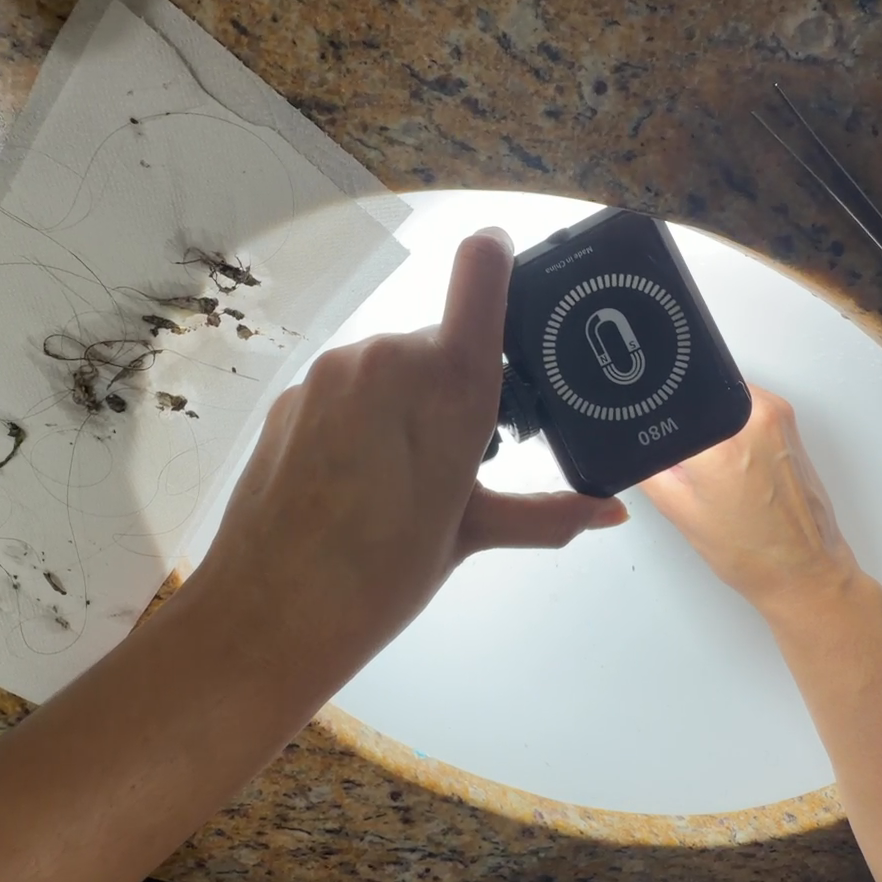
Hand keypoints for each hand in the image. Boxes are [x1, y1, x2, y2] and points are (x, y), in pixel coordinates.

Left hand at [186, 229, 627, 682]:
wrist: (269, 615)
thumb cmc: (385, 577)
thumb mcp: (469, 536)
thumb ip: (545, 514)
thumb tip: (612, 512)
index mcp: (448, 383)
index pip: (482, 267)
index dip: (500, 266)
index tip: (509, 301)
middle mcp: (386, 358)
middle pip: (437, 343)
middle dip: (453, 386)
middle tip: (454, 458)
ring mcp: (329, 374)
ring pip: (388, 368)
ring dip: (404, 404)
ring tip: (395, 481)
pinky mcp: (290, 398)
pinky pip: (344, 391)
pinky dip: (359, 419)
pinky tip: (347, 481)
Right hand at [641, 385, 861, 618]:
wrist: (801, 569)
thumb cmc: (751, 552)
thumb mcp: (675, 508)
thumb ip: (647, 465)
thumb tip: (635, 441)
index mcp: (722, 442)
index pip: (667, 408)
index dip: (654, 426)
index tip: (659, 451)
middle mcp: (755, 418)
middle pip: (693, 399)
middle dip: (682, 427)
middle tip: (689, 468)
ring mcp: (777, 415)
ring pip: (716, 401)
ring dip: (706, 428)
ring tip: (716, 472)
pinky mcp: (787, 420)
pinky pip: (741, 409)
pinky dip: (729, 431)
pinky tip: (734, 468)